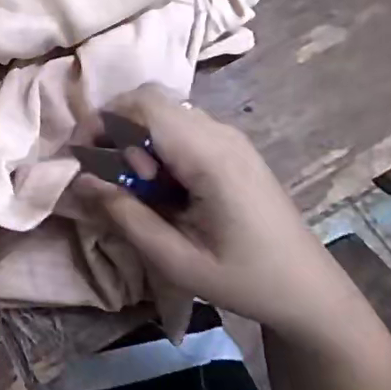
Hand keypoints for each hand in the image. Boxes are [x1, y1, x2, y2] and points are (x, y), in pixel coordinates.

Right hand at [67, 85, 345, 336]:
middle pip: (151, 101)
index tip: (82, 158)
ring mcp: (229, 137)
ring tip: (136, 187)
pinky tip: (160, 187)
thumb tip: (81, 180)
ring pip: (165, 113)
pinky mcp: (232, 148)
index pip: (144, 104)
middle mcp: (220, 133)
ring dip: (137, 139)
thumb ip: (125, 215)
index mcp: (210, 155)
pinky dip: (157, 145)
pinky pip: (182, 128)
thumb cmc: (245, 279)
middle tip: (106, 175)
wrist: (309, 288)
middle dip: (115, 129)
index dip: (103, 120)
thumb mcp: (176, 259)